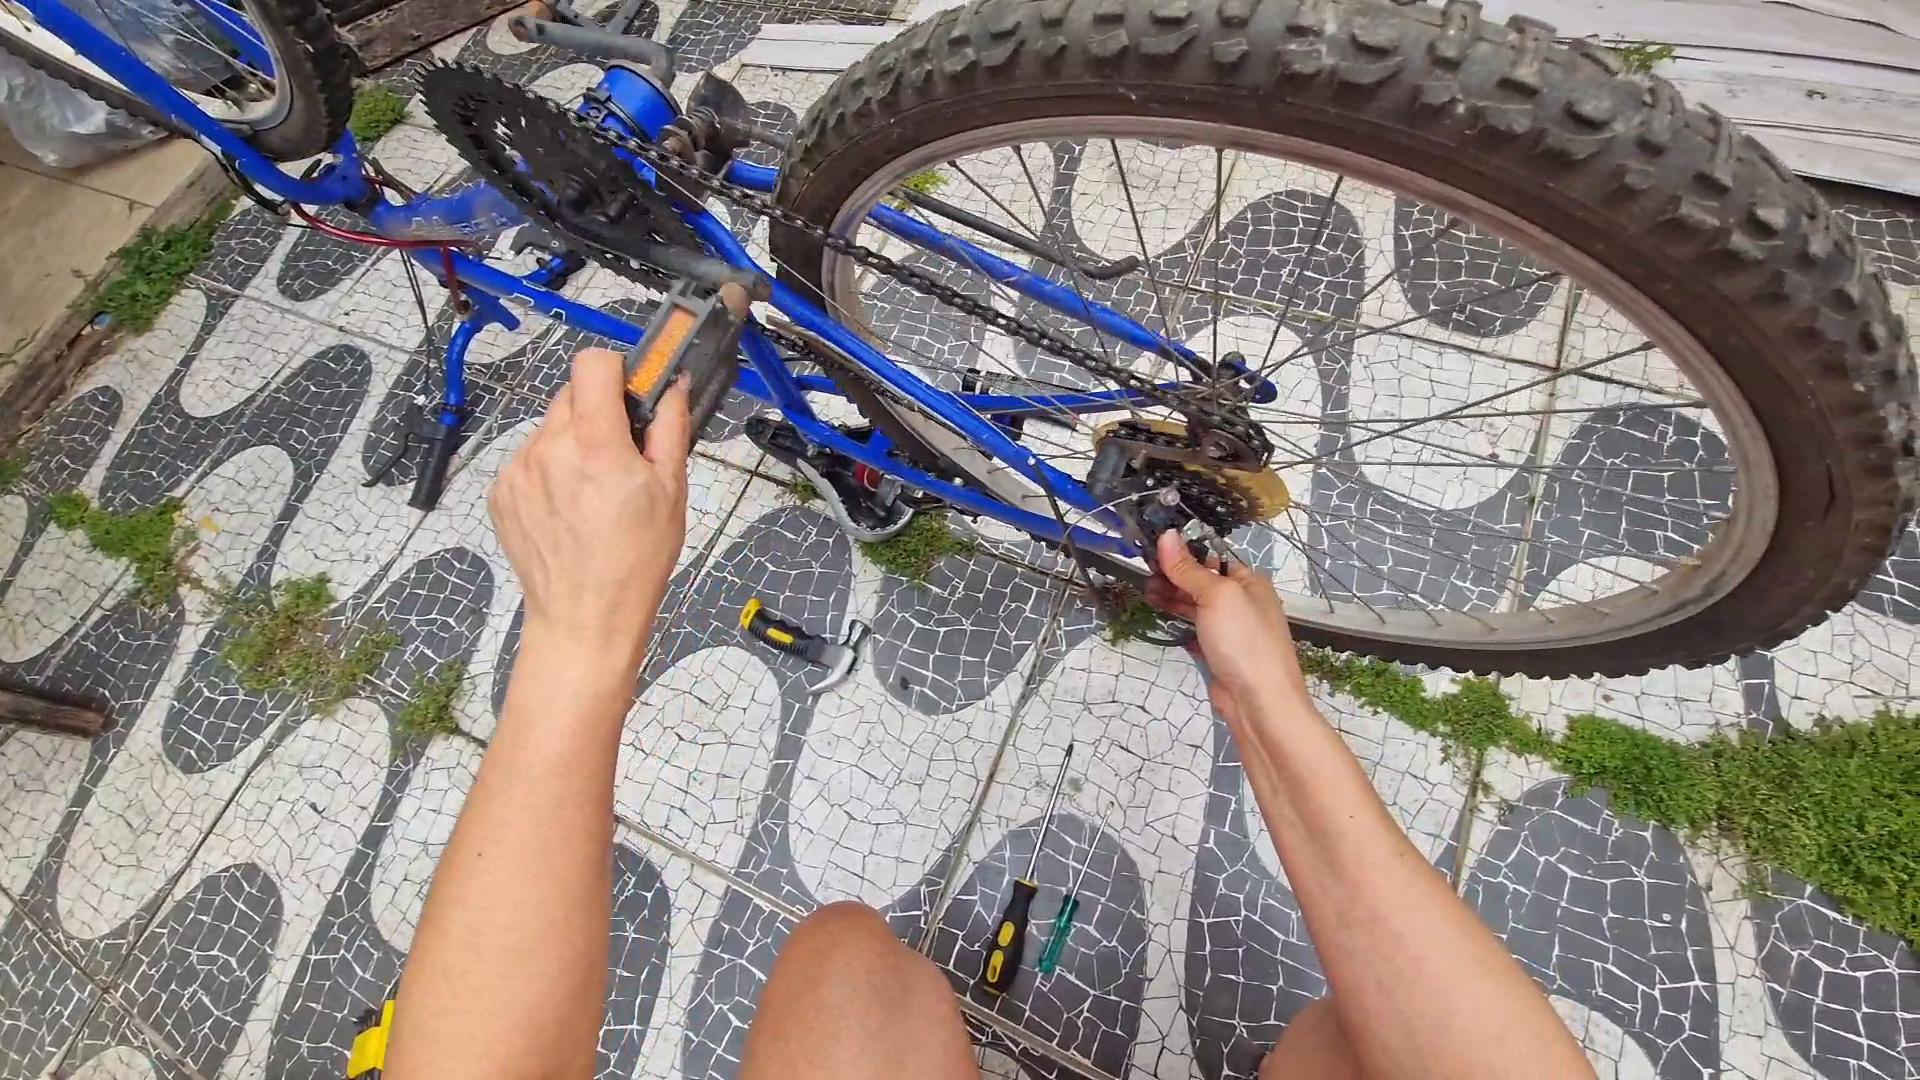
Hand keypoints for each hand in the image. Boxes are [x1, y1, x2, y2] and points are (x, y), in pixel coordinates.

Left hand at [490, 348, 690, 676]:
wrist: (586, 614)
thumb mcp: (671, 490)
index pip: (592, 364)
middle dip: (599, 413)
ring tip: (595, 492)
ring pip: (551, 429)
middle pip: (571, 395)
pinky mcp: (500, 491)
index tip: (633, 396)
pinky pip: (531, 460)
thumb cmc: (639, 556)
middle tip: (624, 455)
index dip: (617, 371)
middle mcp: (547, 446)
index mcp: (594, 442)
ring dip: (575, 443)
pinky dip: (552, 470)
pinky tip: (570, 508)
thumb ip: (670, 429)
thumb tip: (674, 385)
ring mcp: (516, 469)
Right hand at [1145, 531, 1309, 725]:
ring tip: (1146, 594)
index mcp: (1248, 581)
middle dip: (1172, 575)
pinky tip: (1161, 617)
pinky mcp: (1218, 651)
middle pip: (1200, 580)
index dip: (1182, 552)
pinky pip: (1195, 628)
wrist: (1259, 701)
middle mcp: (1241, 601)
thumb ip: (1189, 568)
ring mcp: (1230, 628)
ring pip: (1195, 604)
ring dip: (1171, 597)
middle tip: (1144, 576)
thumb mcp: (1216, 595)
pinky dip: (1178, 620)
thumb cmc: (1242, 639)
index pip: (1211, 556)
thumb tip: (1167, 535)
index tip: (1152, 551)